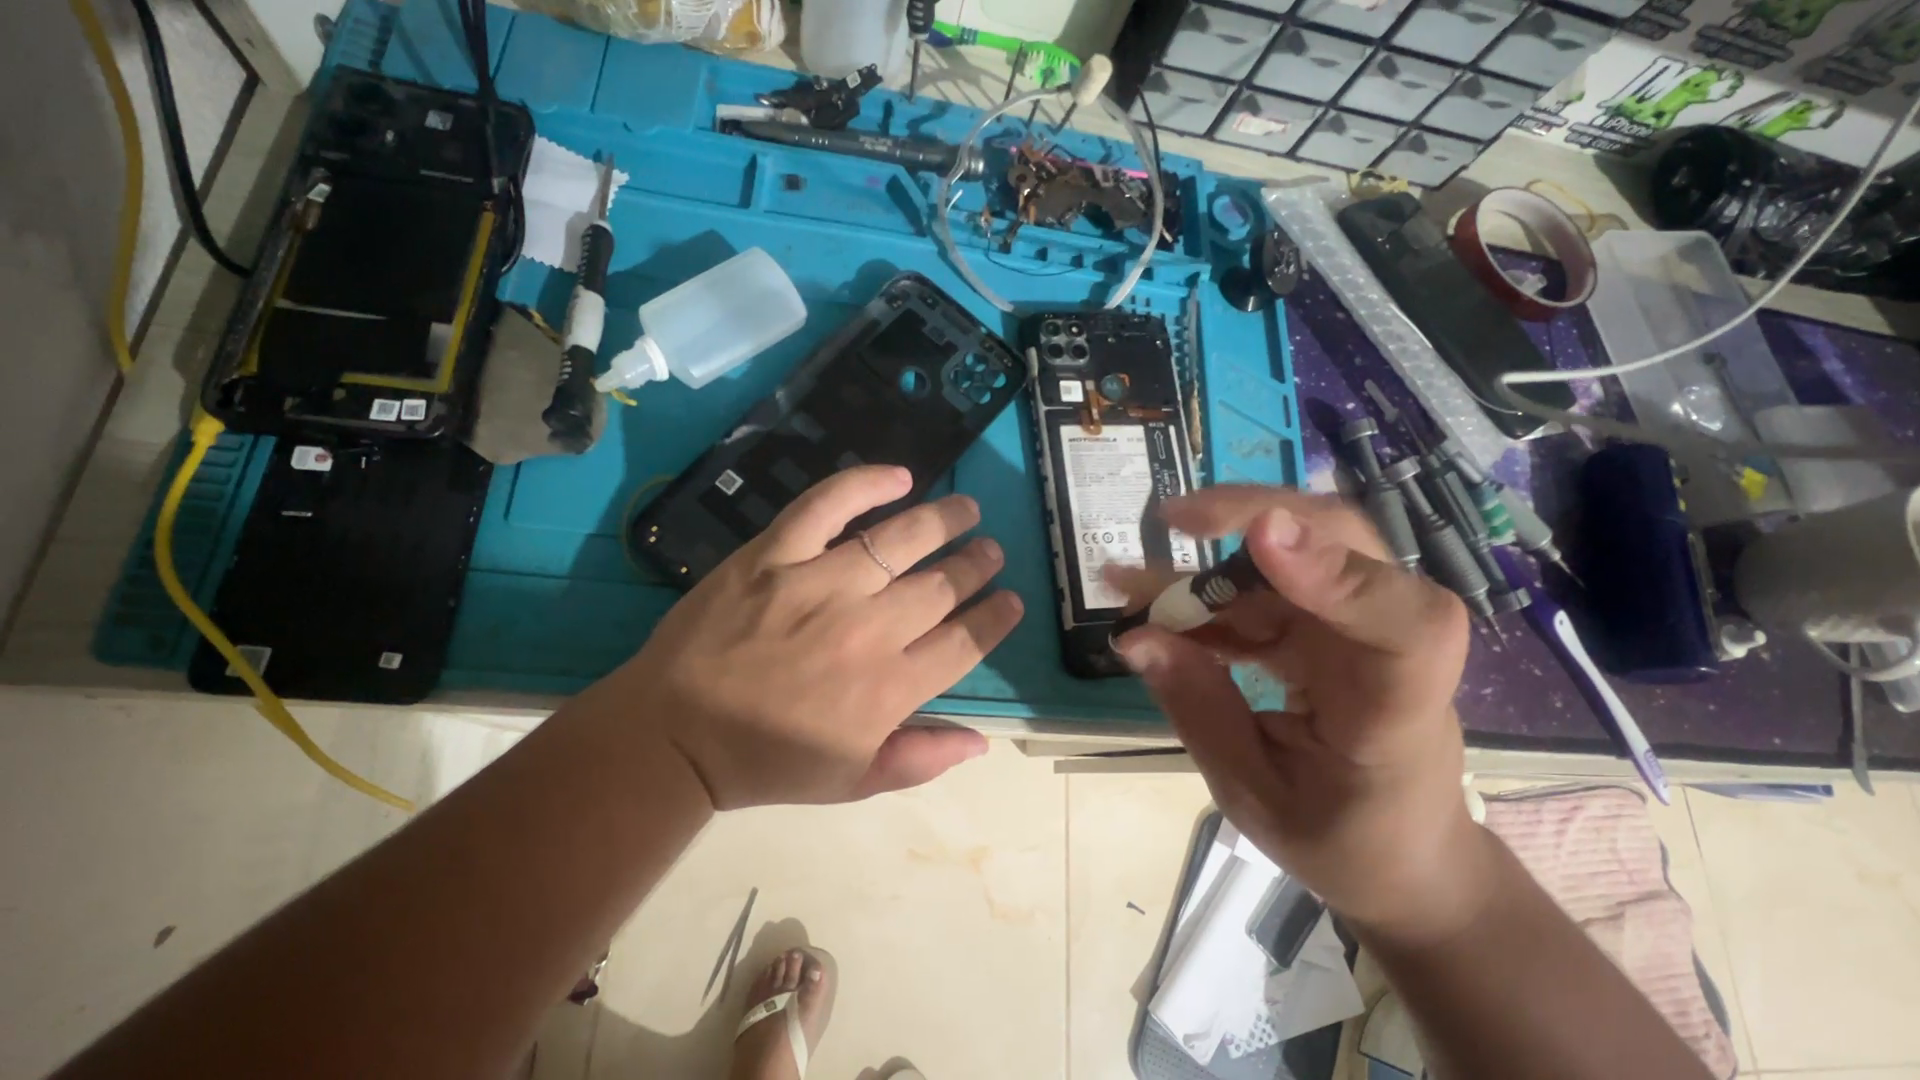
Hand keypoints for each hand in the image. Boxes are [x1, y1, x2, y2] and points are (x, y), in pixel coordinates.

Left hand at [585, 466, 1022, 810]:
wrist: (674, 734)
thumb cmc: (765, 762)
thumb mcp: (851, 782)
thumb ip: (919, 760)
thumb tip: (981, 741)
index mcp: (889, 689)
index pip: (965, 642)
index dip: (996, 617)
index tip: (1011, 600)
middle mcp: (867, 629)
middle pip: (941, 585)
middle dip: (976, 565)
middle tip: (990, 552)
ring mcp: (819, 585)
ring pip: (900, 540)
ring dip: (943, 520)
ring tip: (966, 509)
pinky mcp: (773, 555)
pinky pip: (826, 506)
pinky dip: (864, 483)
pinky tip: (898, 475)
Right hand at [1110, 487, 1489, 943]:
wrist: (1404, 857)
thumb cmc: (1344, 842)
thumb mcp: (1255, 795)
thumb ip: (1201, 712)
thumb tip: (1137, 637)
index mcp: (1396, 707)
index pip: (1395, 622)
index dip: (1332, 571)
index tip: (1262, 535)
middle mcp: (1389, 646)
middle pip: (1344, 543)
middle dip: (1253, 518)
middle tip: (1171, 518)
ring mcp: (1359, 627)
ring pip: (1292, 556)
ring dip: (1209, 563)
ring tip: (1128, 583)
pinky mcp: (1331, 625)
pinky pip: (1267, 589)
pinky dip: (1209, 594)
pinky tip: (1153, 602)